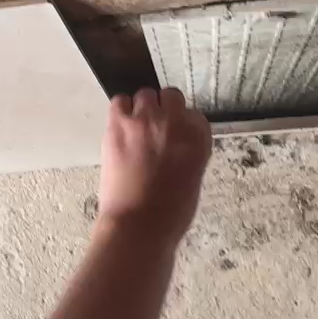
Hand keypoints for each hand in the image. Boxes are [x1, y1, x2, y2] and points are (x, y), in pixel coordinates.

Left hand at [96, 87, 211, 239]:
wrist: (138, 224)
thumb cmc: (171, 213)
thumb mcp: (193, 178)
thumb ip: (188, 152)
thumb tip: (175, 144)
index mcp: (199, 138)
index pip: (195, 115)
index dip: (183, 125)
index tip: (175, 136)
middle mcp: (175, 122)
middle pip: (171, 96)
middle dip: (164, 109)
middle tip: (155, 128)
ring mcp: (145, 120)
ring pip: (145, 94)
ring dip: (142, 107)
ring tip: (136, 127)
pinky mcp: (119, 124)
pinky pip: (119, 101)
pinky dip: (121, 110)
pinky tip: (120, 126)